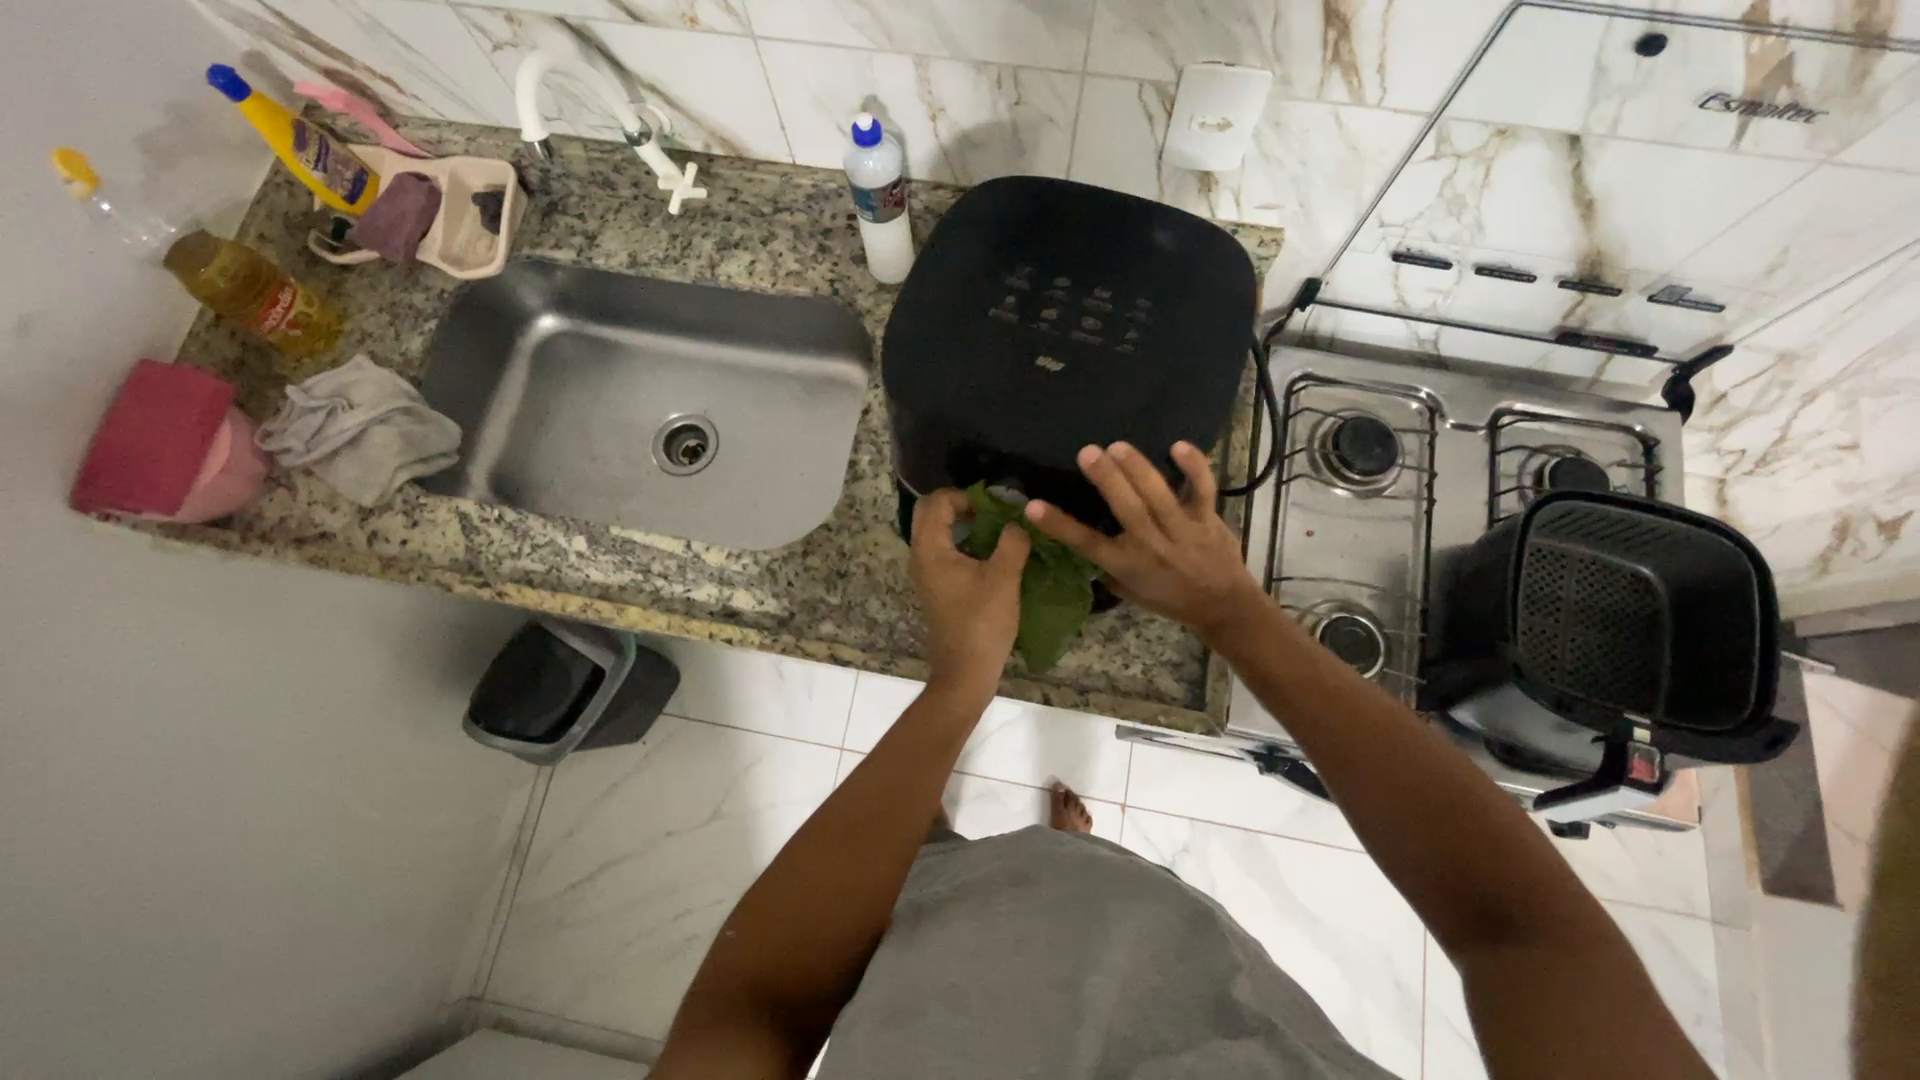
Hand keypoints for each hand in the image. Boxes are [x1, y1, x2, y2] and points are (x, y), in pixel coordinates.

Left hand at [910, 489, 1030, 699]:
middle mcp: (920, 556)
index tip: (994, 506)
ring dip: (963, 524)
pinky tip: (990, 555)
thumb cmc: (981, 623)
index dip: (966, 496)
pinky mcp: (936, 588)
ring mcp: (925, 574)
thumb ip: (1012, 542)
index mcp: (930, 549)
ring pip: (937, 533)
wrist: (965, 671)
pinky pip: (944, 552)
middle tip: (992, 512)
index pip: (937, 501)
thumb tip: (1017, 523)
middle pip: (931, 513)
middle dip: (961, 505)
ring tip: (996, 530)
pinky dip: (963, 544)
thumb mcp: (1003, 578)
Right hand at [1024, 441, 1264, 640]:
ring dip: (1139, 469)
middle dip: (1107, 480)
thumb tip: (1081, 544)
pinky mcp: (1208, 519)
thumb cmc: (1169, 598)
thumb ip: (1107, 568)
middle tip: (1086, 452)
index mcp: (1127, 565)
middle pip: (1127, 510)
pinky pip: (1202, 490)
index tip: (1033, 507)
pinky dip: (1194, 467)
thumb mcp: (1130, 591)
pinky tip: (1179, 445)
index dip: (1059, 526)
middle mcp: (1152, 546)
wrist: (1223, 607)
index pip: (1088, 544)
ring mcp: (1182, 531)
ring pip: (1160, 496)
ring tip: (1118, 447)